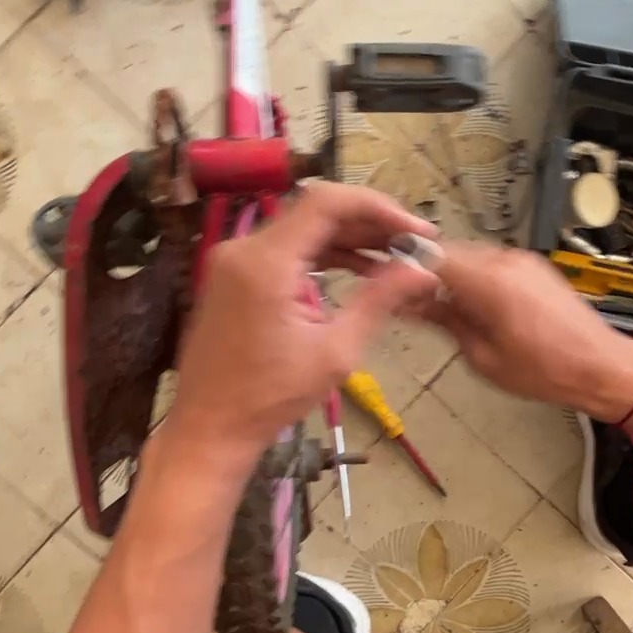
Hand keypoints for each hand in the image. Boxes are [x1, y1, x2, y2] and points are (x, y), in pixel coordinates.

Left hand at [168, 183, 437, 466]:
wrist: (209, 428)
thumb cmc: (271, 398)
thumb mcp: (336, 351)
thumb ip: (380, 301)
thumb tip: (424, 271)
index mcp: (266, 261)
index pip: (328, 203)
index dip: (379, 209)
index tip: (417, 231)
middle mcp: (244, 248)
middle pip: (316, 212)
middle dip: (370, 224)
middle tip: (415, 244)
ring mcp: (234, 260)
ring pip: (303, 230)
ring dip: (350, 239)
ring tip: (396, 257)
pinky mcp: (234, 276)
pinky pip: (286, 251)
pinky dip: (323, 256)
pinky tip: (360, 269)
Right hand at [418, 244, 632, 419]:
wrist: (599, 366)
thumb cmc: (547, 370)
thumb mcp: (482, 356)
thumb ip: (445, 322)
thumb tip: (414, 306)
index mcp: (490, 282)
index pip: (431, 257)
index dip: (405, 269)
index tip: (391, 286)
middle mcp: (506, 261)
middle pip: (449, 253)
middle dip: (427, 274)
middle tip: (411, 303)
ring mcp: (522, 261)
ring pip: (470, 257)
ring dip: (451, 277)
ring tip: (442, 310)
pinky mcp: (533, 268)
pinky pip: (492, 264)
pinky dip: (475, 279)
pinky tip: (473, 306)